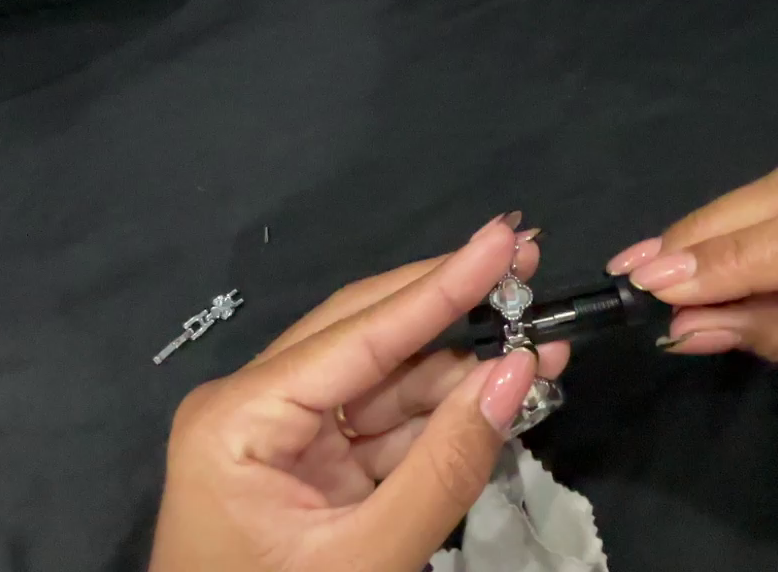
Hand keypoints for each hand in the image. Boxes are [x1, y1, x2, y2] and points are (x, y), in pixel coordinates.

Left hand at [149, 215, 570, 571]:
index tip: (502, 238)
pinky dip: (446, 411)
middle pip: (370, 335)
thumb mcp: (368, 561)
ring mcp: (286, 433)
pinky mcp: (313, 463)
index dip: (441, 284)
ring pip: (387, 378)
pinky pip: (387, 423)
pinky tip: (499, 389)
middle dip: (453, 303)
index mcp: (240, 416)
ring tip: (537, 340)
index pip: (359, 333)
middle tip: (523, 262)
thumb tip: (519, 371)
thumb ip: (446, 465)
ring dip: (463, 363)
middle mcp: (257, 404)